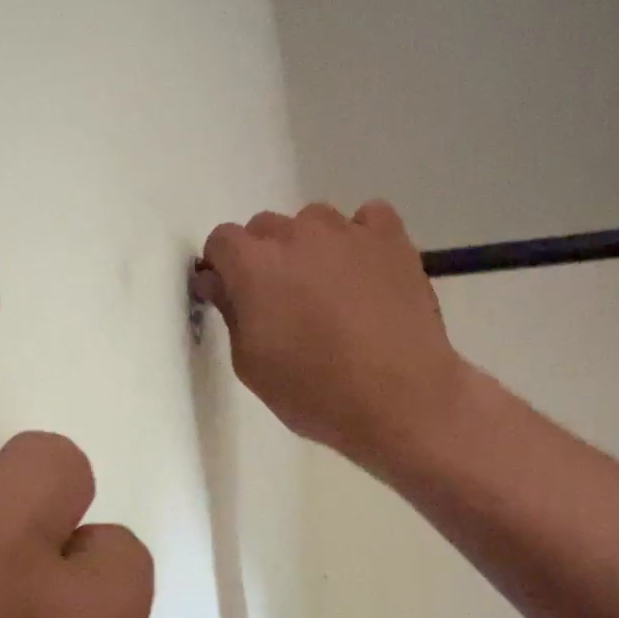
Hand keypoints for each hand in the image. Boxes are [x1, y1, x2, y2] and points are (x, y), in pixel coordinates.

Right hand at [195, 201, 470, 467]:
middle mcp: (297, 235)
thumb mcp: (252, 366)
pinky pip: (367, 219)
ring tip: (328, 291)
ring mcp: (348, 231)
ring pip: (314, 221)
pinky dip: (359, 237)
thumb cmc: (314, 392)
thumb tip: (219, 283)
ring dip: (310, 247)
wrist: (399, 398)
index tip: (232, 295)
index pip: (222, 241)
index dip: (223, 267)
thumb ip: (231, 313)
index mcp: (254, 266)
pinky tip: (364, 272)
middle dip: (264, 258)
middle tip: (282, 304)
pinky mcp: (391, 239)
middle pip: (265, 227)